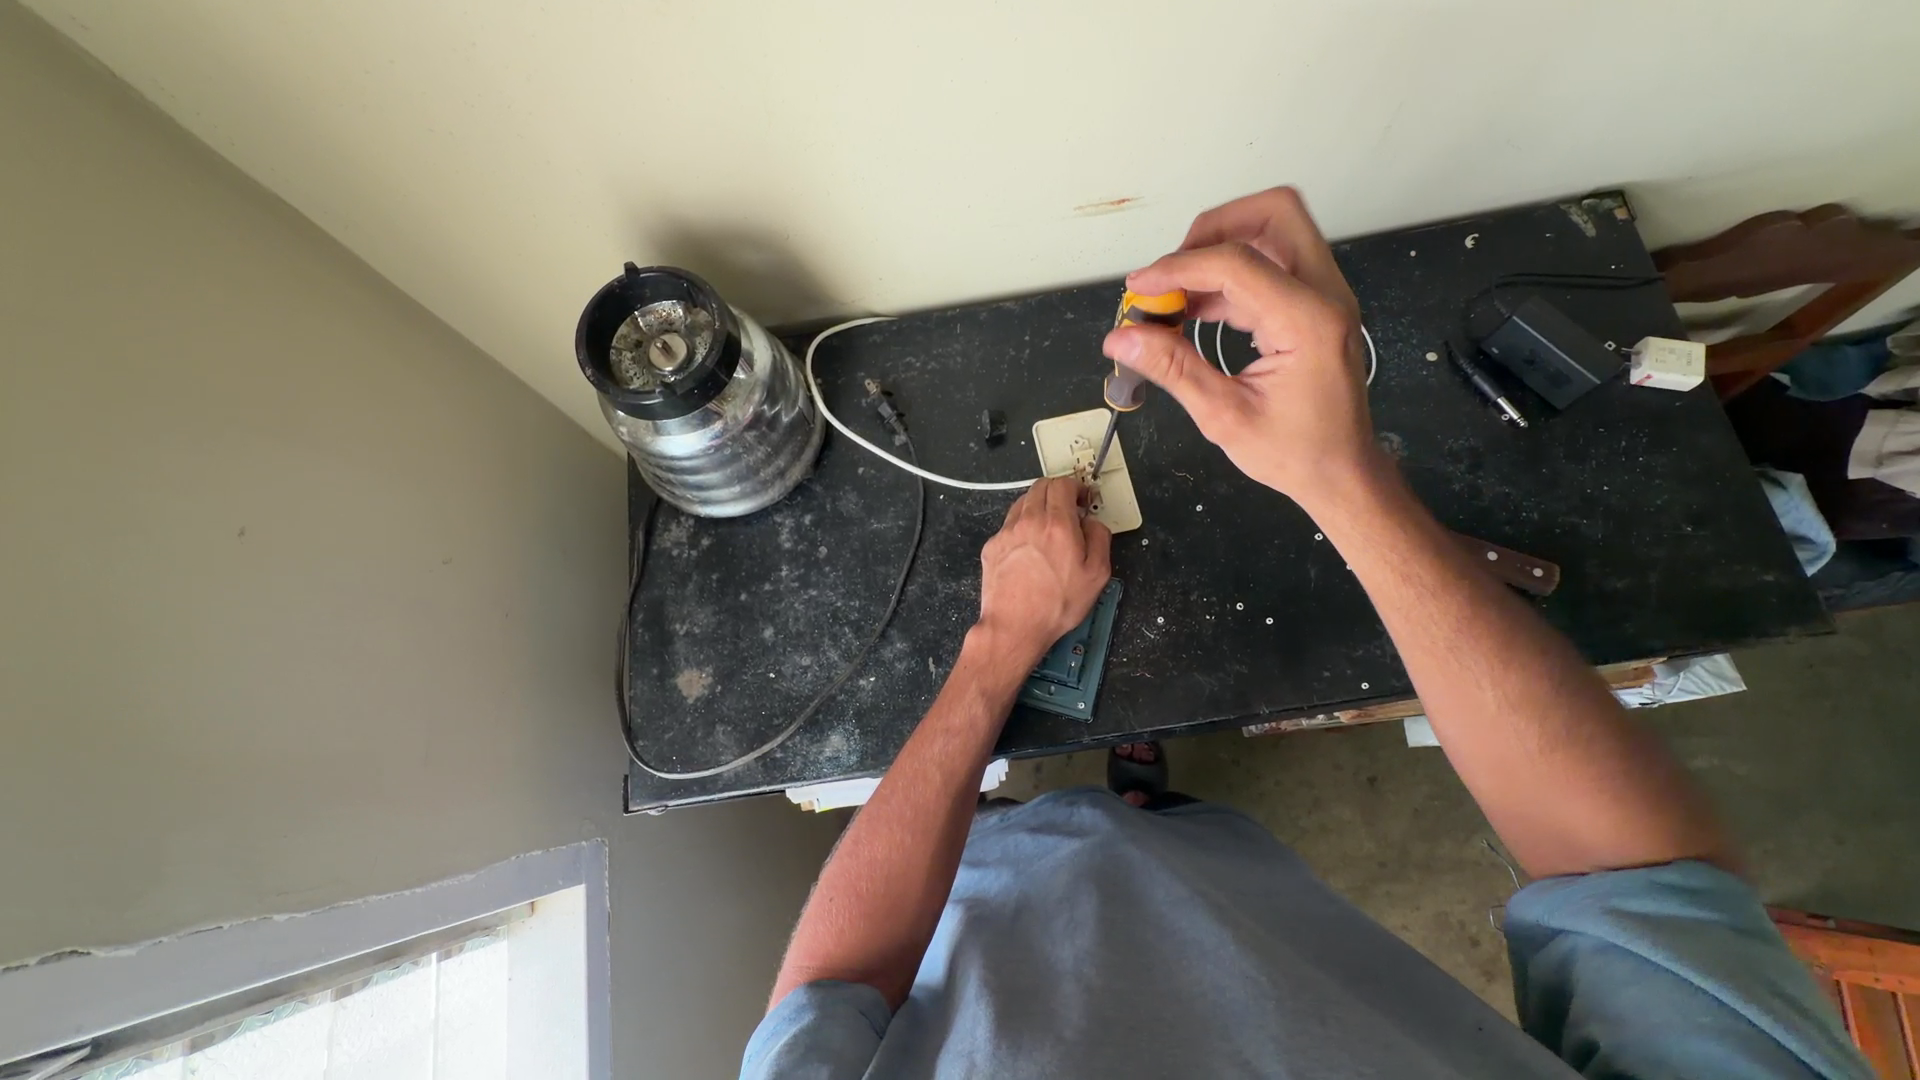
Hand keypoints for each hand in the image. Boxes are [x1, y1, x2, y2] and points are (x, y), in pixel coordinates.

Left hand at [974, 477, 1111, 664]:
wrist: (1014, 626)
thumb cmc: (1057, 604)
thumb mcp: (1097, 574)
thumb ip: (1100, 538)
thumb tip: (1092, 522)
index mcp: (1057, 524)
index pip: (1064, 484)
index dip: (1077, 486)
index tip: (1083, 498)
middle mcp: (1028, 521)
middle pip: (1041, 486)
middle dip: (1058, 491)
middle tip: (1068, 508)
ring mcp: (1006, 532)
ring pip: (1022, 502)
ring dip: (1038, 505)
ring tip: (1049, 527)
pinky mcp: (992, 546)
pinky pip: (1009, 524)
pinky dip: (1022, 525)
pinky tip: (1030, 547)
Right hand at [1101, 187, 1377, 510]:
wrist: (1342, 473)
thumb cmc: (1292, 454)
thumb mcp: (1223, 416)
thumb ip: (1172, 369)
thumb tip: (1119, 337)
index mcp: (1307, 321)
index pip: (1236, 263)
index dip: (1178, 268)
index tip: (1137, 289)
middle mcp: (1324, 293)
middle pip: (1274, 213)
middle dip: (1214, 228)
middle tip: (1173, 269)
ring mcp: (1323, 295)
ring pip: (1274, 232)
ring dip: (1220, 250)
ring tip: (1175, 296)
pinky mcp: (1314, 305)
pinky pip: (1272, 265)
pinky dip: (1230, 276)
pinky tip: (1194, 311)